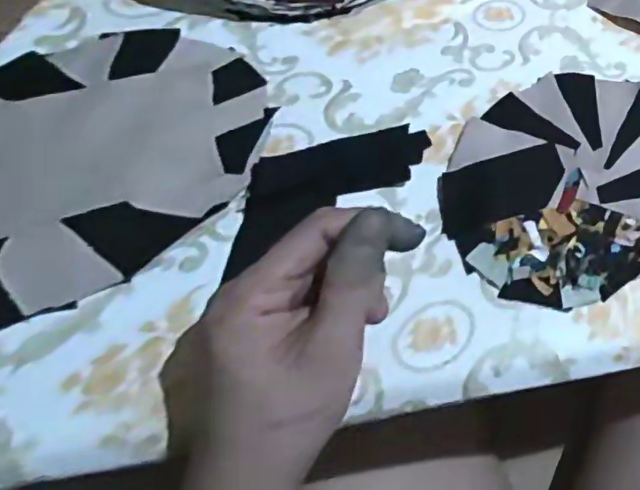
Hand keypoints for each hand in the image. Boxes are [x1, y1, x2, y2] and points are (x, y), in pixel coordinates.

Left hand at [174, 207, 425, 489]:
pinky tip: (337, 332)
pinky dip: (323, 306)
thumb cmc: (290, 419)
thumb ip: (354, 276)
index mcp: (247, 294)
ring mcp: (228, 320)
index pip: (317, 227)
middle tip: (381, 303)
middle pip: (311, 250)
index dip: (369, 222)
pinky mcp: (234, 340)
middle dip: (358, 263)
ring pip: (303, 275)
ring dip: (344, 287)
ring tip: (365, 320)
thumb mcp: (334, 343)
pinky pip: (288, 301)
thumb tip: (376, 221)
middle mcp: (231, 297)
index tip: (411, 239)